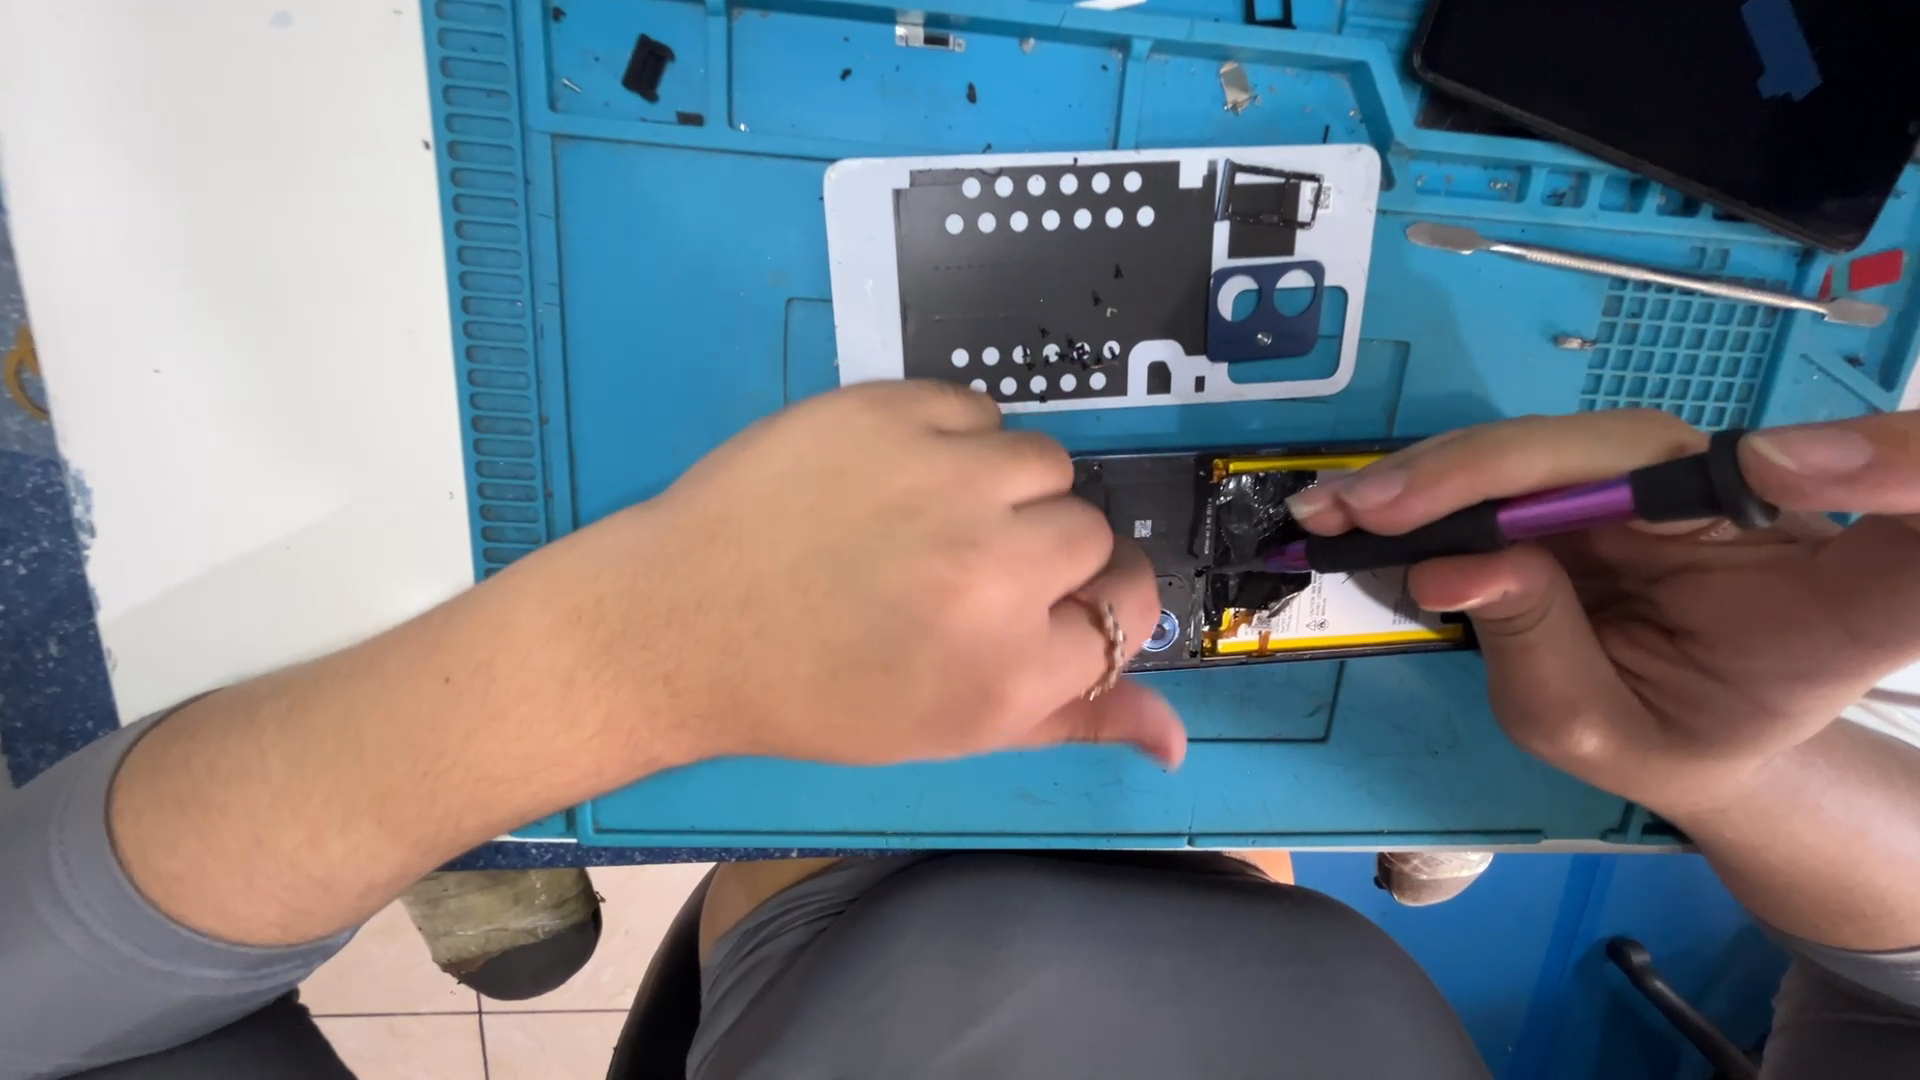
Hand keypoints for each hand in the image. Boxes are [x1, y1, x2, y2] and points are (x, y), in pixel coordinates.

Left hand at [552, 381, 1185, 768]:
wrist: (685, 619)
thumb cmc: (818, 693)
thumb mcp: (950, 730)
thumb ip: (1072, 723)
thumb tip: (1176, 737)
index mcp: (1009, 669)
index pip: (1121, 618)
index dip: (1083, 614)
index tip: (1045, 612)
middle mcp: (994, 566)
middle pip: (1091, 535)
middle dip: (1045, 556)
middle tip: (969, 571)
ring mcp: (943, 475)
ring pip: (1045, 462)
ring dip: (1007, 491)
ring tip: (935, 518)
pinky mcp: (892, 408)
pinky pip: (978, 412)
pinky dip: (956, 441)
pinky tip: (897, 477)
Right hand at [1287, 410, 1919, 818]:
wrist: (1668, 725)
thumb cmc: (1659, 736)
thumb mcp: (1593, 728)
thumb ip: (1536, 648)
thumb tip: (1453, 562)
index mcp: (1827, 595)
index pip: (1914, 526)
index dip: (1892, 467)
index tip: (1784, 472)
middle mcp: (1745, 510)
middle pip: (1628, 450)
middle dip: (1490, 471)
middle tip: (1373, 510)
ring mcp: (1655, 483)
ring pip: (1538, 446)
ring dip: (1425, 473)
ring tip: (1334, 510)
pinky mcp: (1583, 477)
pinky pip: (1497, 465)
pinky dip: (1417, 482)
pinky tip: (1352, 502)